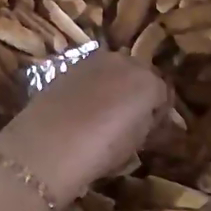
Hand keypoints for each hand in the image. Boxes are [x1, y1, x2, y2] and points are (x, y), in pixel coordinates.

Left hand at [0, 50, 168, 204]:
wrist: (48, 144)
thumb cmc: (101, 150)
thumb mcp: (135, 143)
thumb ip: (146, 124)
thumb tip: (145, 119)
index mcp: (147, 81)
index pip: (162, 94)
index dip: (158, 114)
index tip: (150, 132)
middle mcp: (123, 62)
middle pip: (138, 75)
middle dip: (137, 93)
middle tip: (129, 120)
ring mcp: (93, 61)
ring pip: (113, 71)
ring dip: (113, 86)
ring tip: (104, 113)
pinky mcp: (68, 66)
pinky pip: (90, 75)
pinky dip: (91, 87)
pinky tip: (82, 107)